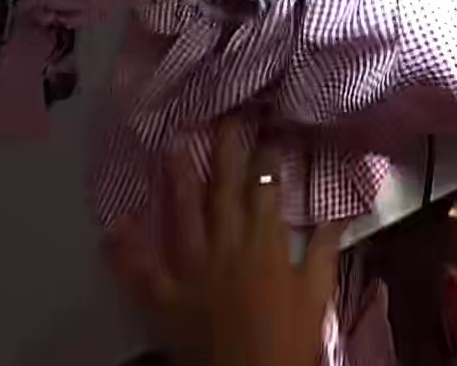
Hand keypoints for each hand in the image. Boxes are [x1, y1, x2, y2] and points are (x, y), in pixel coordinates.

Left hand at [107, 119, 343, 365]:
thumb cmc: (289, 340)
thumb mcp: (316, 293)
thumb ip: (324, 247)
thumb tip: (341, 210)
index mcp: (264, 244)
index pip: (265, 187)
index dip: (266, 156)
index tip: (268, 126)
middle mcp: (227, 248)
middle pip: (224, 190)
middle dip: (224, 150)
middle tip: (221, 116)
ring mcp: (193, 274)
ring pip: (184, 217)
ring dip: (177, 180)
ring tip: (171, 145)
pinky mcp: (167, 302)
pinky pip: (143, 273)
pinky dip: (126, 251)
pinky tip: (115, 226)